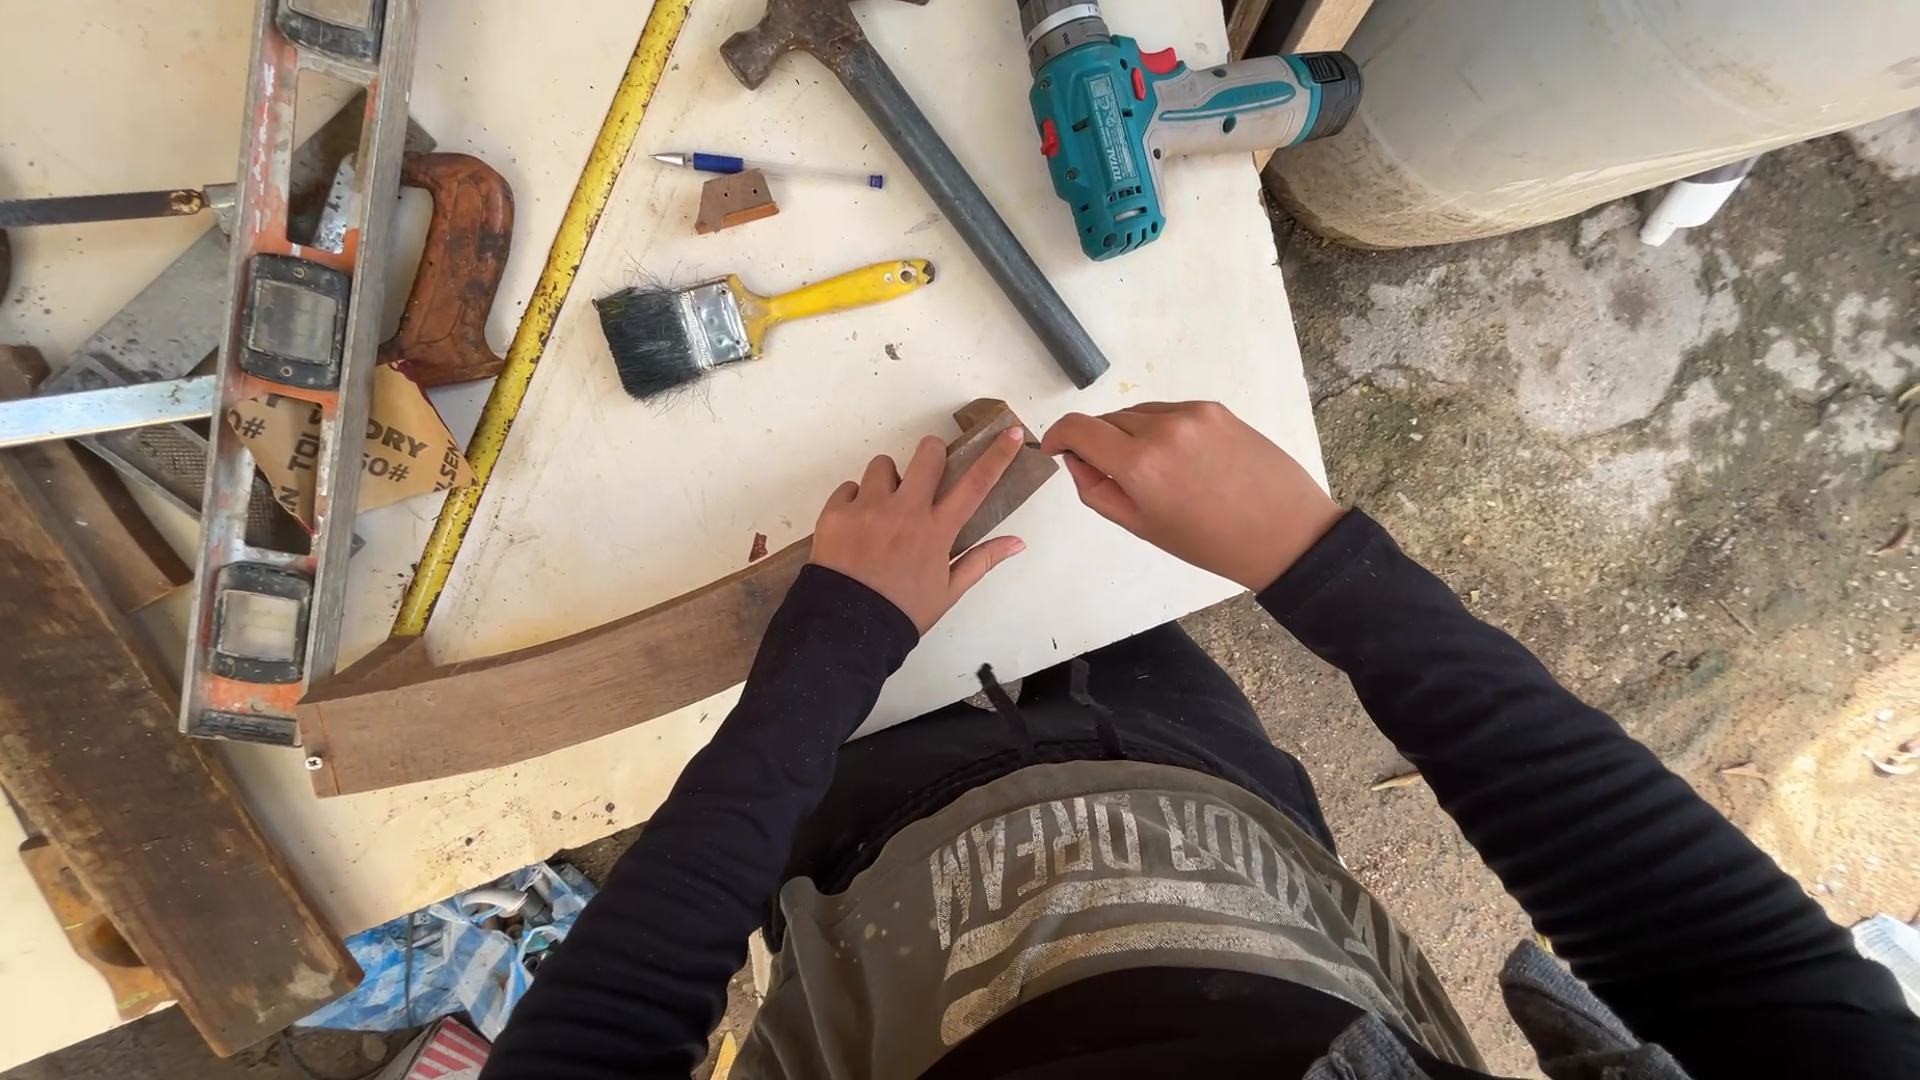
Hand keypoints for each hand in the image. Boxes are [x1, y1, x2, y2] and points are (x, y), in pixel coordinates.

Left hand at [810, 426, 1028, 632]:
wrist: (847, 629)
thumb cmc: (903, 611)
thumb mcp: (948, 591)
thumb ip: (982, 560)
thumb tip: (1018, 542)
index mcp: (936, 531)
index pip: (975, 484)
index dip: (997, 455)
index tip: (1010, 432)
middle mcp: (904, 511)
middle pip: (927, 455)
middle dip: (931, 453)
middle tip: (926, 472)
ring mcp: (867, 508)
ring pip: (882, 466)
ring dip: (887, 481)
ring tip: (882, 509)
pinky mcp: (835, 513)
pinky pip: (849, 488)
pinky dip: (855, 501)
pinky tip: (856, 526)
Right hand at [1040, 401, 1342, 590]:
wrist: (1283, 532)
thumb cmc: (1208, 541)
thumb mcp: (1139, 526)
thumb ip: (1095, 489)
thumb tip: (1076, 459)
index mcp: (1139, 464)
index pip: (1078, 428)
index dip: (1057, 436)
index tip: (1054, 449)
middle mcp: (1162, 428)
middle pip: (1106, 420)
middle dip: (1098, 443)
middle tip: (1113, 476)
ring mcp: (1191, 413)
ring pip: (1137, 413)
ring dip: (1129, 434)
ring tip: (1154, 471)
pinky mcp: (1214, 408)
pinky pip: (1168, 411)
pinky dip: (1159, 429)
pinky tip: (1181, 460)